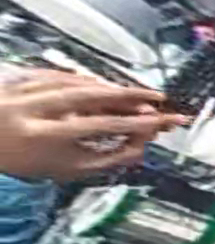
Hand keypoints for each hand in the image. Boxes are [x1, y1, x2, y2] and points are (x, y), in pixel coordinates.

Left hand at [0, 72, 187, 181]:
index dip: (140, 122)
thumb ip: (115, 155)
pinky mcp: (4, 84)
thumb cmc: (31, 164)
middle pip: (84, 95)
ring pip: (64, 82)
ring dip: (103, 86)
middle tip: (159, 97)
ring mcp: (11, 93)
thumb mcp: (77, 168)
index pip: (103, 125)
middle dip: (126, 94)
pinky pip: (43, 74)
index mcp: (45, 134)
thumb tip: (145, 139)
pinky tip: (96, 82)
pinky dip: (74, 77)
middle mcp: (25, 109)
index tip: (169, 120)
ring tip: (133, 92)